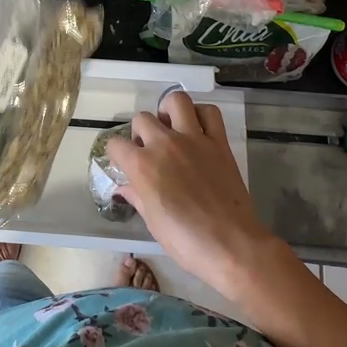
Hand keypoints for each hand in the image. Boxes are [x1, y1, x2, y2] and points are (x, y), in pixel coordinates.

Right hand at [105, 90, 292, 297]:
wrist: (231, 245)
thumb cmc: (186, 241)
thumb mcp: (153, 222)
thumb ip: (136, 197)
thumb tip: (124, 188)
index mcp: (142, 166)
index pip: (115, 145)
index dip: (117, 155)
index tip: (124, 164)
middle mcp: (164, 144)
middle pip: (142, 118)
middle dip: (140, 132)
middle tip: (149, 150)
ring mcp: (193, 139)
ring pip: (175, 101)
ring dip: (169, 111)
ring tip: (171, 128)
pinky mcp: (219, 142)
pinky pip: (210, 113)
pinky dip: (202, 115)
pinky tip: (198, 130)